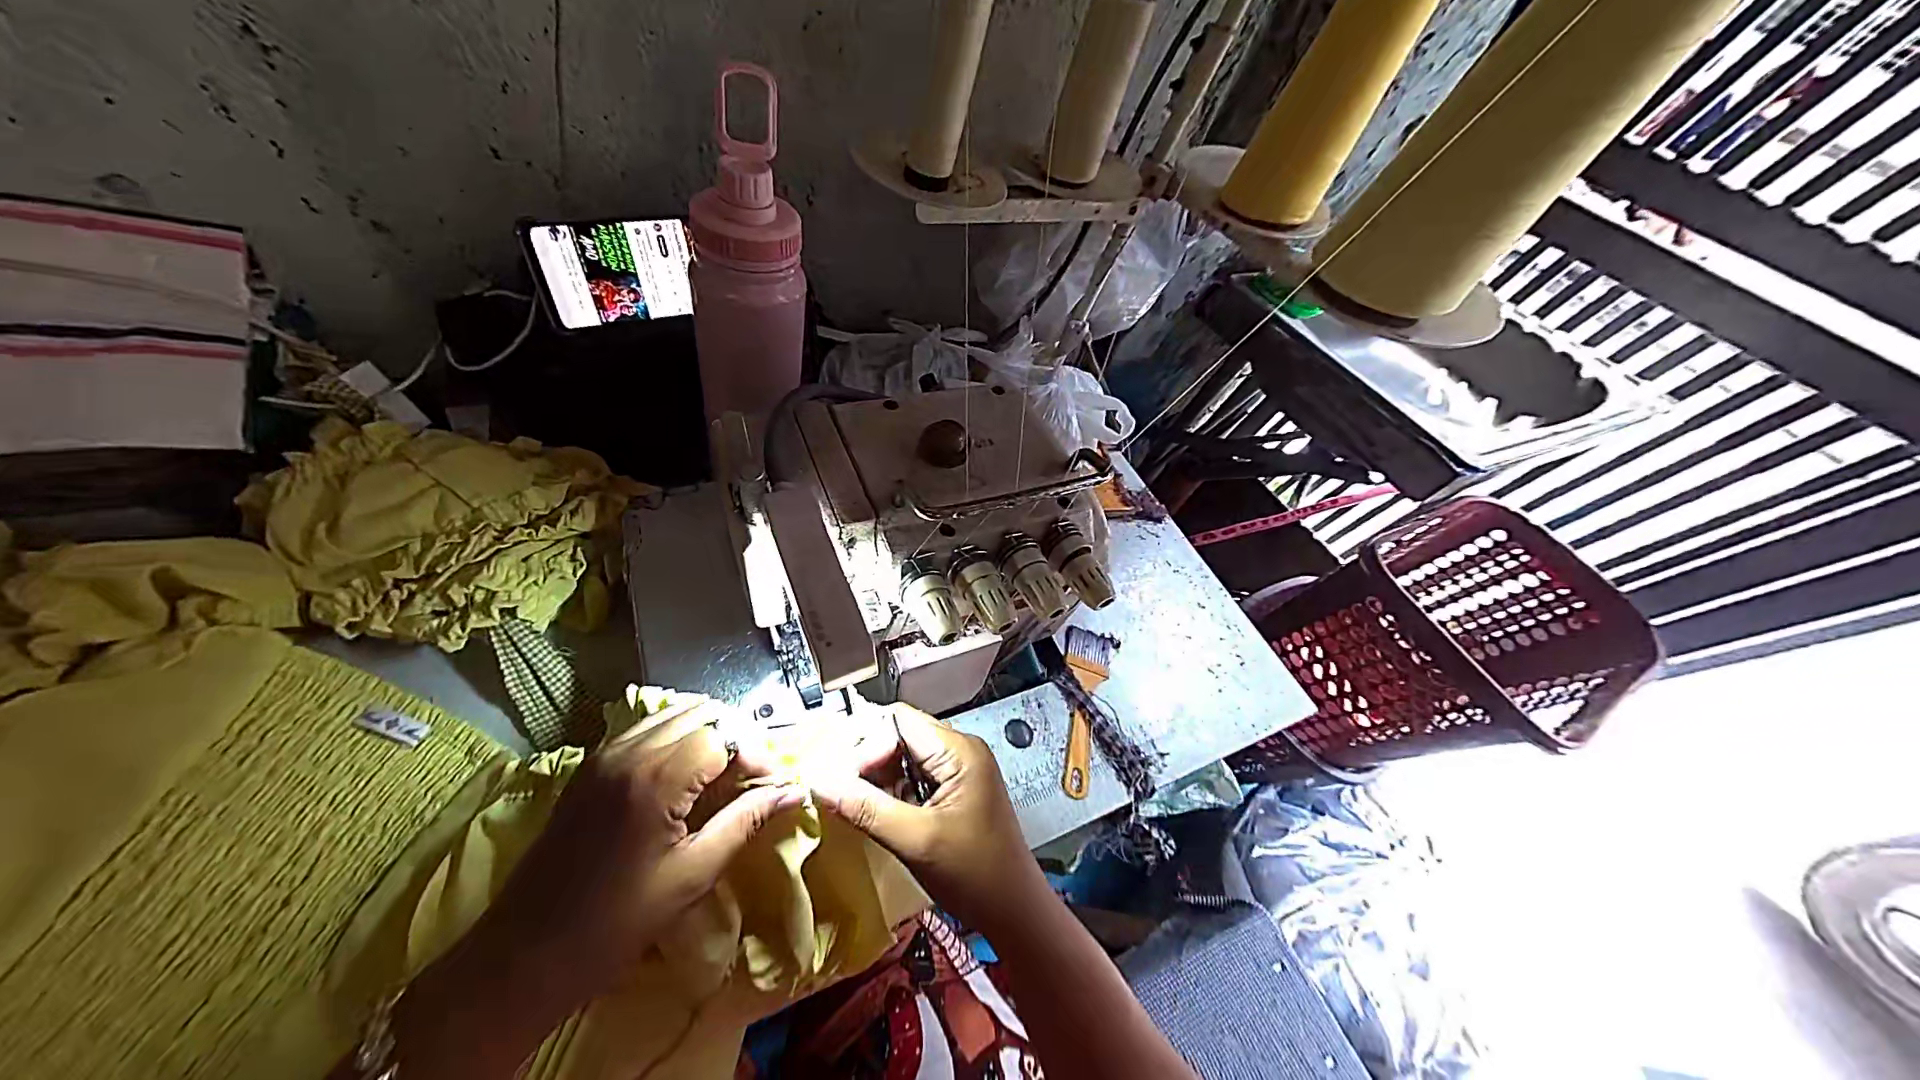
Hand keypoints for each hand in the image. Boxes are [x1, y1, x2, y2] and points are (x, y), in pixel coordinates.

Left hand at [386, 704, 805, 1078]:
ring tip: (724, 774)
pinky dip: (676, 737)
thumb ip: (746, 820)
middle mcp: (628, 752)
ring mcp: (604, 755)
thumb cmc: (618, 922)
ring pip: (674, 714)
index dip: (755, 755)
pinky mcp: (591, 765)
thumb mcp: (694, 873)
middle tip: (752, 778)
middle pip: (702, 713)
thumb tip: (793, 790)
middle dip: (736, 737)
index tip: (771, 787)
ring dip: (707, 733)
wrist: (526, 953)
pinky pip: (646, 729)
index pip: (724, 734)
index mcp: (655, 780)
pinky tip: (687, 773)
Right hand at [809, 705, 1047, 936]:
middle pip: (898, 733)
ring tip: (853, 801)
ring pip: (901, 755)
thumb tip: (820, 784)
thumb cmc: (976, 875)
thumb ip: (868, 810)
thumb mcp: (916, 842)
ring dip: (875, 775)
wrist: (1015, 911)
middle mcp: (959, 750)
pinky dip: (889, 790)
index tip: (842, 776)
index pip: (899, 720)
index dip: (866, 742)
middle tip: (838, 787)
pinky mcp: (951, 791)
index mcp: (959, 751)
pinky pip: (912, 777)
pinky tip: (874, 810)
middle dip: (865, 757)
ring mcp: (956, 770)